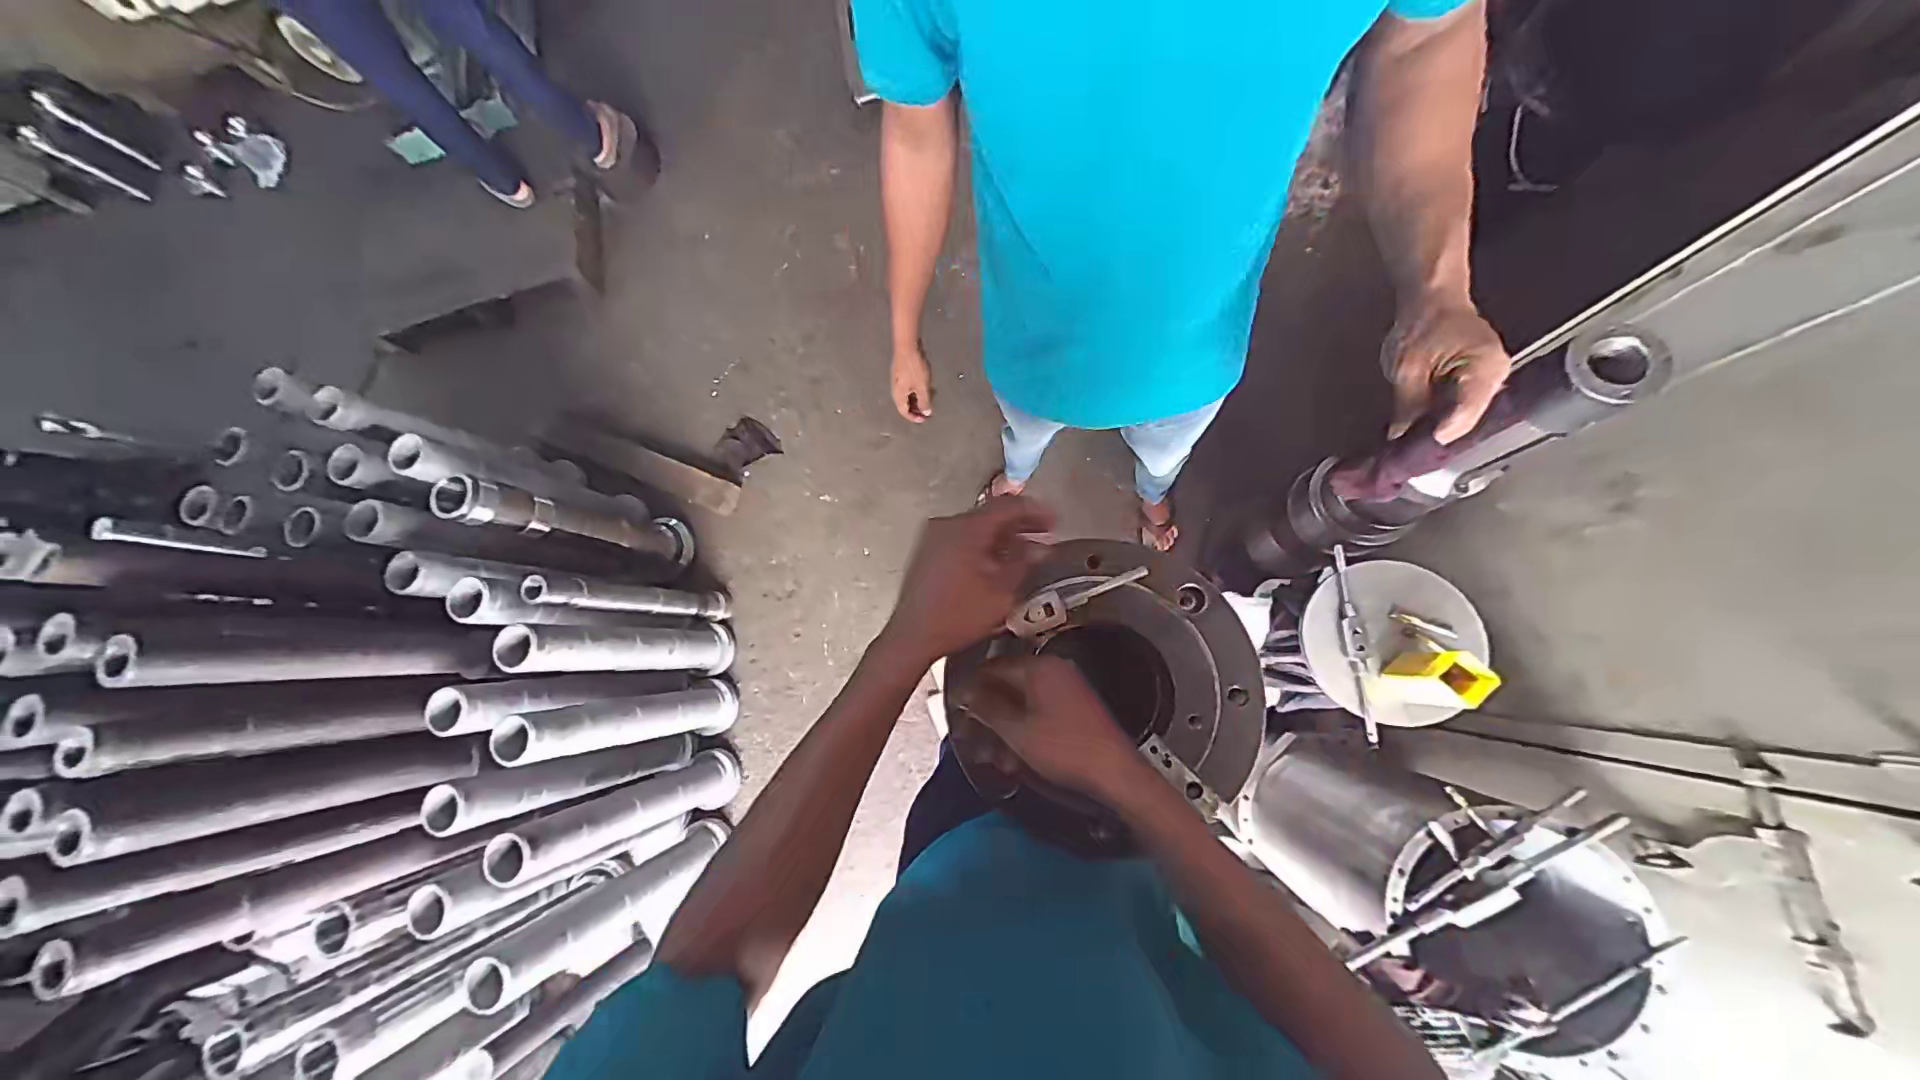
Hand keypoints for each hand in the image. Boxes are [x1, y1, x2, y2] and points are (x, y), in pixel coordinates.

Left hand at [877, 495, 1054, 665]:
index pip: (1007, 506)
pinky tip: (997, 561)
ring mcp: (934, 536)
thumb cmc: (958, 616)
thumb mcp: (1002, 593)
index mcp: (967, 529)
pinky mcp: (928, 550)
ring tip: (1025, 550)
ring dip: (1002, 535)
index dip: (1036, 511)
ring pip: (977, 525)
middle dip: (1020, 524)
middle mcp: (948, 525)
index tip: (1054, 521)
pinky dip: (983, 543)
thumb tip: (1040, 548)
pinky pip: (962, 536)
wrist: (913, 635)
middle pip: (991, 514)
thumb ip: (1024, 564)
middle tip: (1044, 534)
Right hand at [890, 343, 932, 422]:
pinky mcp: (902, 374)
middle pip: (905, 405)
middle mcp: (896, 390)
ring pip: (908, 396)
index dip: (914, 417)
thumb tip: (926, 413)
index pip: (904, 412)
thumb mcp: (922, 387)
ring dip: (918, 400)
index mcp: (898, 395)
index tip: (924, 419)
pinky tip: (925, 387)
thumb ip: (924, 401)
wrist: (908, 346)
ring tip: (929, 399)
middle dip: (916, 409)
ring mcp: (898, 381)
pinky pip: (909, 387)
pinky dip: (917, 391)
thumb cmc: (914, 368)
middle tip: (927, 410)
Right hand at [951, 655, 1155, 803]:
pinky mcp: (1074, 708)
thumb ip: (987, 708)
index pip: (993, 666)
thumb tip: (967, 695)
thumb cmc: (1070, 750)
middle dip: (987, 711)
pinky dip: (1023, 729)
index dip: (971, 686)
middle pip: (1007, 684)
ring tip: (992, 751)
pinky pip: (1039, 712)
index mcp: (1041, 667)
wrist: (1114, 773)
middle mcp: (1055, 671)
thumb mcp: (1016, 731)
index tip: (958, 702)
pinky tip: (1014, 754)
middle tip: (971, 731)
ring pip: (1022, 702)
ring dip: (1003, 726)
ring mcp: (1067, 689)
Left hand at [1386, 297, 1509, 443]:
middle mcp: (1496, 376)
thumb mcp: (1407, 368)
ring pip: (1464, 418)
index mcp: (1485, 367)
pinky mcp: (1475, 383)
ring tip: (1412, 451)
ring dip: (1438, 433)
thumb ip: (1406, 404)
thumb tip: (1400, 435)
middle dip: (1439, 440)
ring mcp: (1488, 381)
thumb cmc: (1424, 323)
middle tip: (1412, 460)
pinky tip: (1420, 434)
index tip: (1418, 453)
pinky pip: (1459, 409)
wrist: (1431, 301)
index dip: (1440, 436)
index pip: (1466, 414)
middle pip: (1469, 421)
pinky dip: (1439, 421)